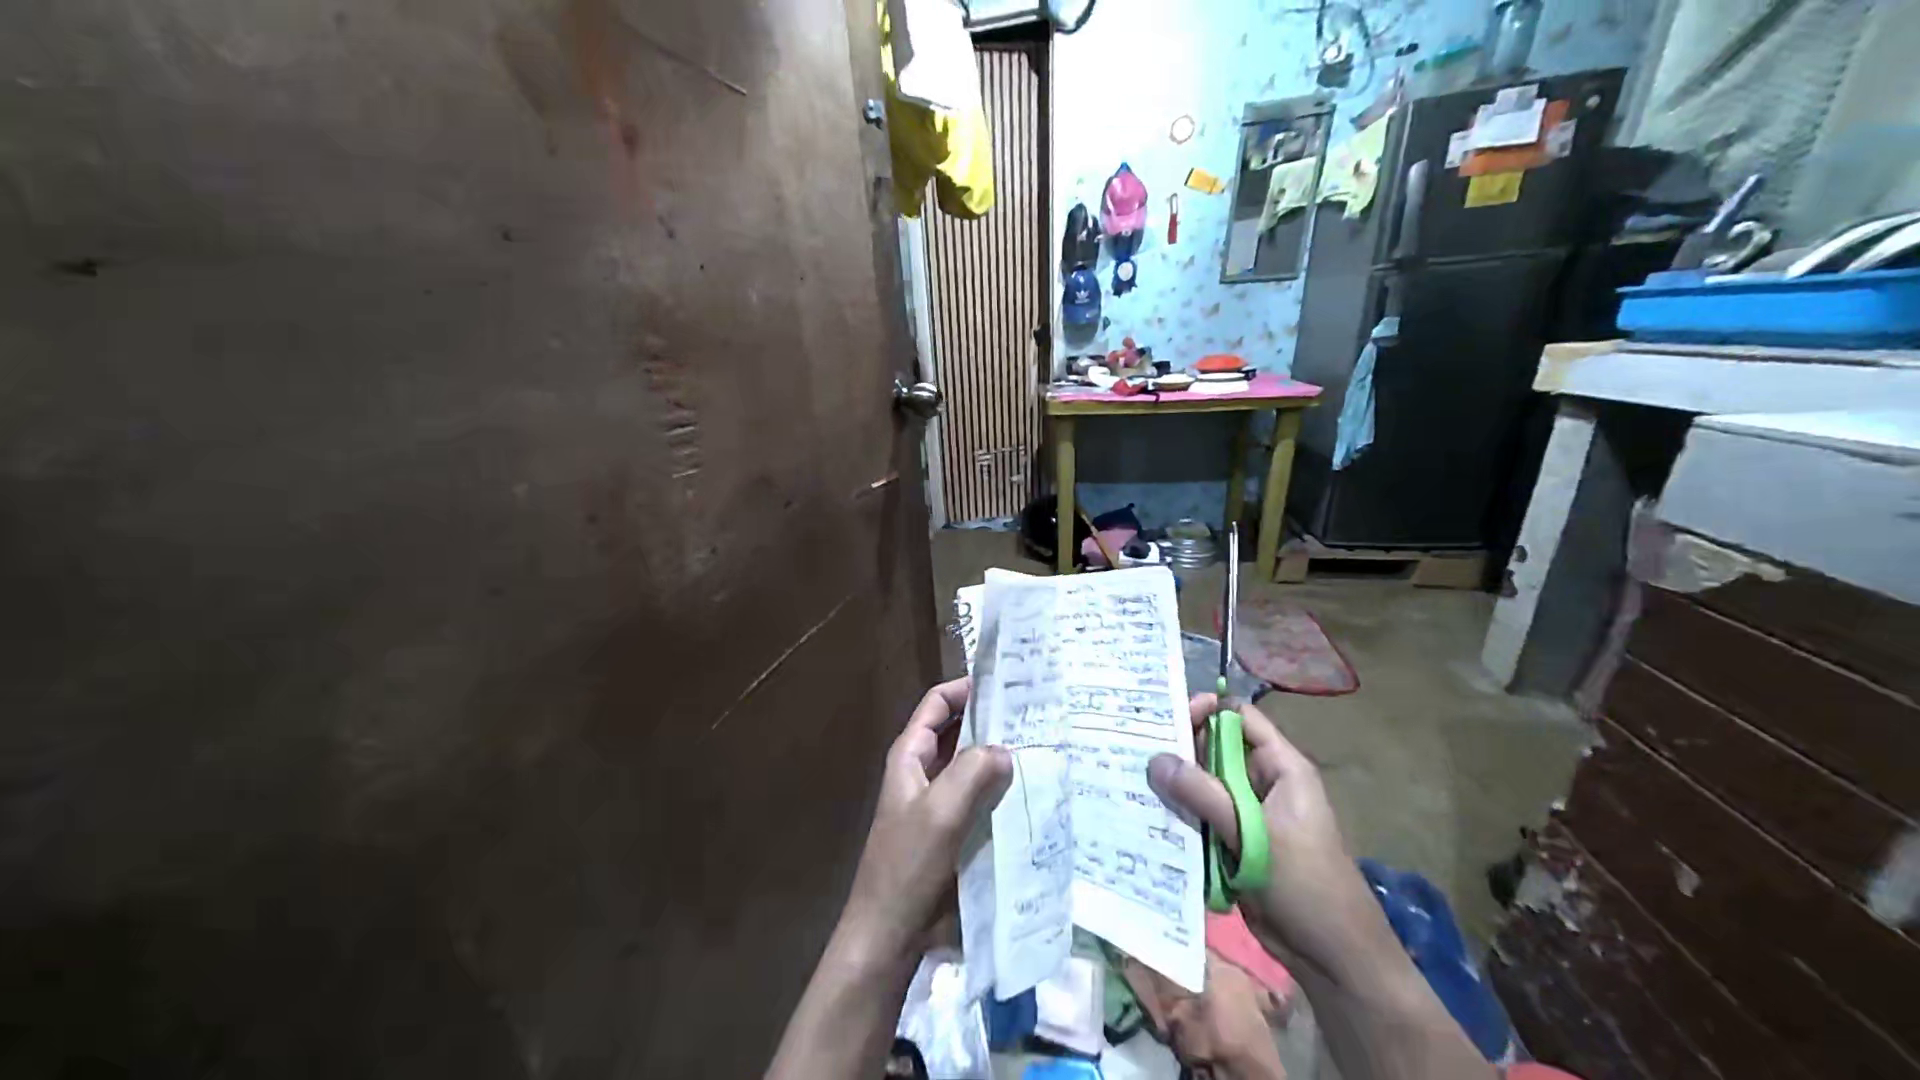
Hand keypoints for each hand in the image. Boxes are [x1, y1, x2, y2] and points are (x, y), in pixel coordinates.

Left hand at [840, 677, 1012, 956]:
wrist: (891, 932)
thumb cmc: (908, 865)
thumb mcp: (939, 811)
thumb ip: (971, 773)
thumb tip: (1005, 749)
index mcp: (911, 755)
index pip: (938, 704)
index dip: (967, 688)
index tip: (1008, 683)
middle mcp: (926, 772)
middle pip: (960, 733)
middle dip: (993, 723)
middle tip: (1039, 715)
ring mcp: (941, 803)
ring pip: (975, 768)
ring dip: (1003, 759)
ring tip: (1047, 749)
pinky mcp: (957, 831)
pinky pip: (984, 800)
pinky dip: (1005, 793)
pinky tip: (1037, 794)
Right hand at [1147, 694, 1386, 986]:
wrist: (1332, 957)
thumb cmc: (1306, 885)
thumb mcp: (1255, 835)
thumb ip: (1205, 795)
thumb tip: (1154, 758)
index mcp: (1280, 768)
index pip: (1240, 718)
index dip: (1206, 710)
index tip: (1168, 718)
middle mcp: (1259, 783)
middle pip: (1212, 750)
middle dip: (1178, 748)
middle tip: (1133, 747)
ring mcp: (1244, 814)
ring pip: (1200, 784)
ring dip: (1172, 785)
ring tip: (1128, 776)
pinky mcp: (1230, 842)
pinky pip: (1197, 816)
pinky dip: (1176, 815)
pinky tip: (1143, 812)